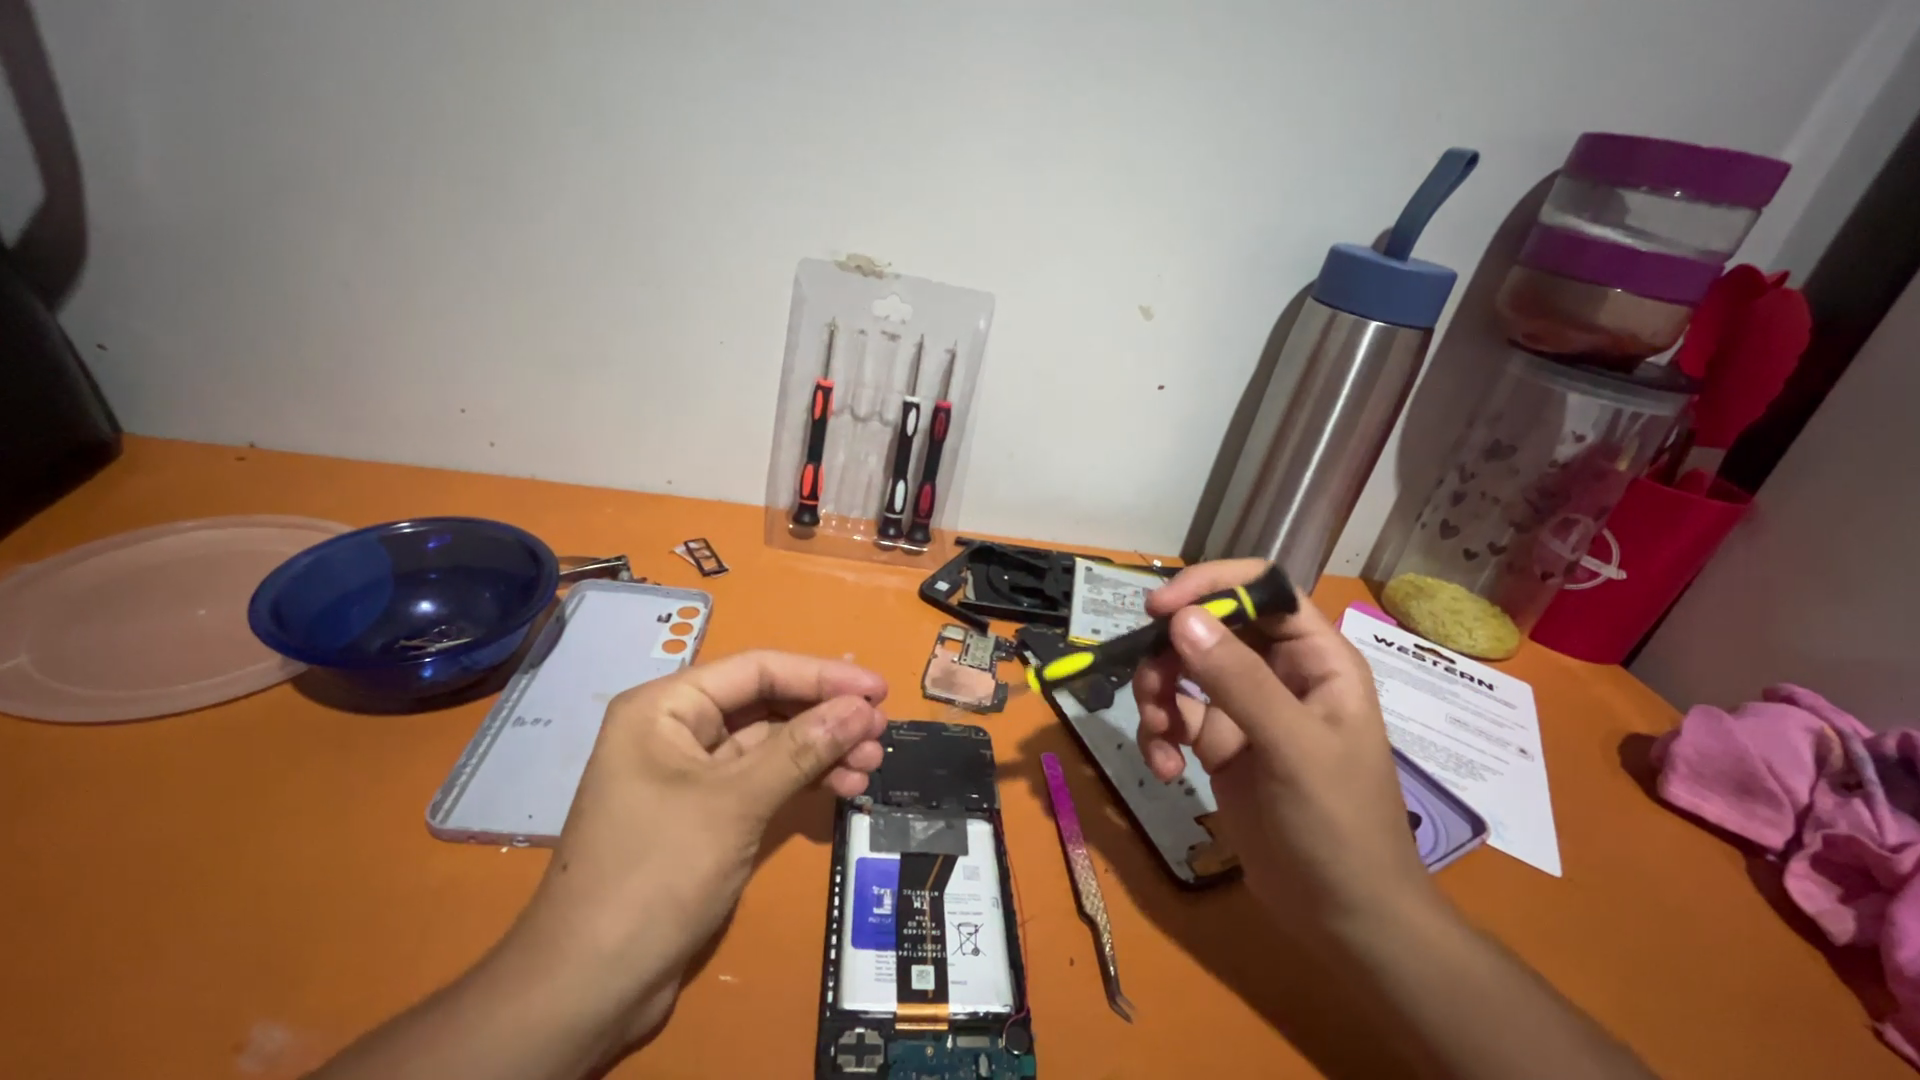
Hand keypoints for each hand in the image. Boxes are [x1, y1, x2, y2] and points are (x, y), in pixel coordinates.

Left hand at [500, 651, 887, 1051]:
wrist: (591, 982)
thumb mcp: (736, 803)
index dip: (823, 676)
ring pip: (769, 746)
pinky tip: (841, 792)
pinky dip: (801, 784)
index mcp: (665, 707)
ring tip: (869, 770)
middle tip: (879, 738)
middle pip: (766, 705)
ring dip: (821, 753)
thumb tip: (862, 709)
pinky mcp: (702, 817)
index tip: (880, 691)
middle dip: (825, 719)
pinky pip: (762, 782)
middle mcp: (675, 731)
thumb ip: (802, 748)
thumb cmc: (657, 873)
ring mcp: (688, 777)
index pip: (757, 670)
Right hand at [1132, 559, 1435, 942]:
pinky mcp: (1220, 746)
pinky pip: (1175, 718)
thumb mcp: (1292, 747)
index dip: (1212, 586)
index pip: (1262, 590)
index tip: (1160, 608)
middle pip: (1210, 628)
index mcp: (1316, 659)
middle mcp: (1279, 674)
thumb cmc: (1338, 825)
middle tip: (1150, 686)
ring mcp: (1246, 710)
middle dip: (1172, 653)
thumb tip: (1180, 618)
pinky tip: (1168, 772)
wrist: (1342, 915)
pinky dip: (1161, 737)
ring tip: (1161, 739)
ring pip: (1183, 671)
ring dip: (1158, 697)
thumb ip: (1237, 680)